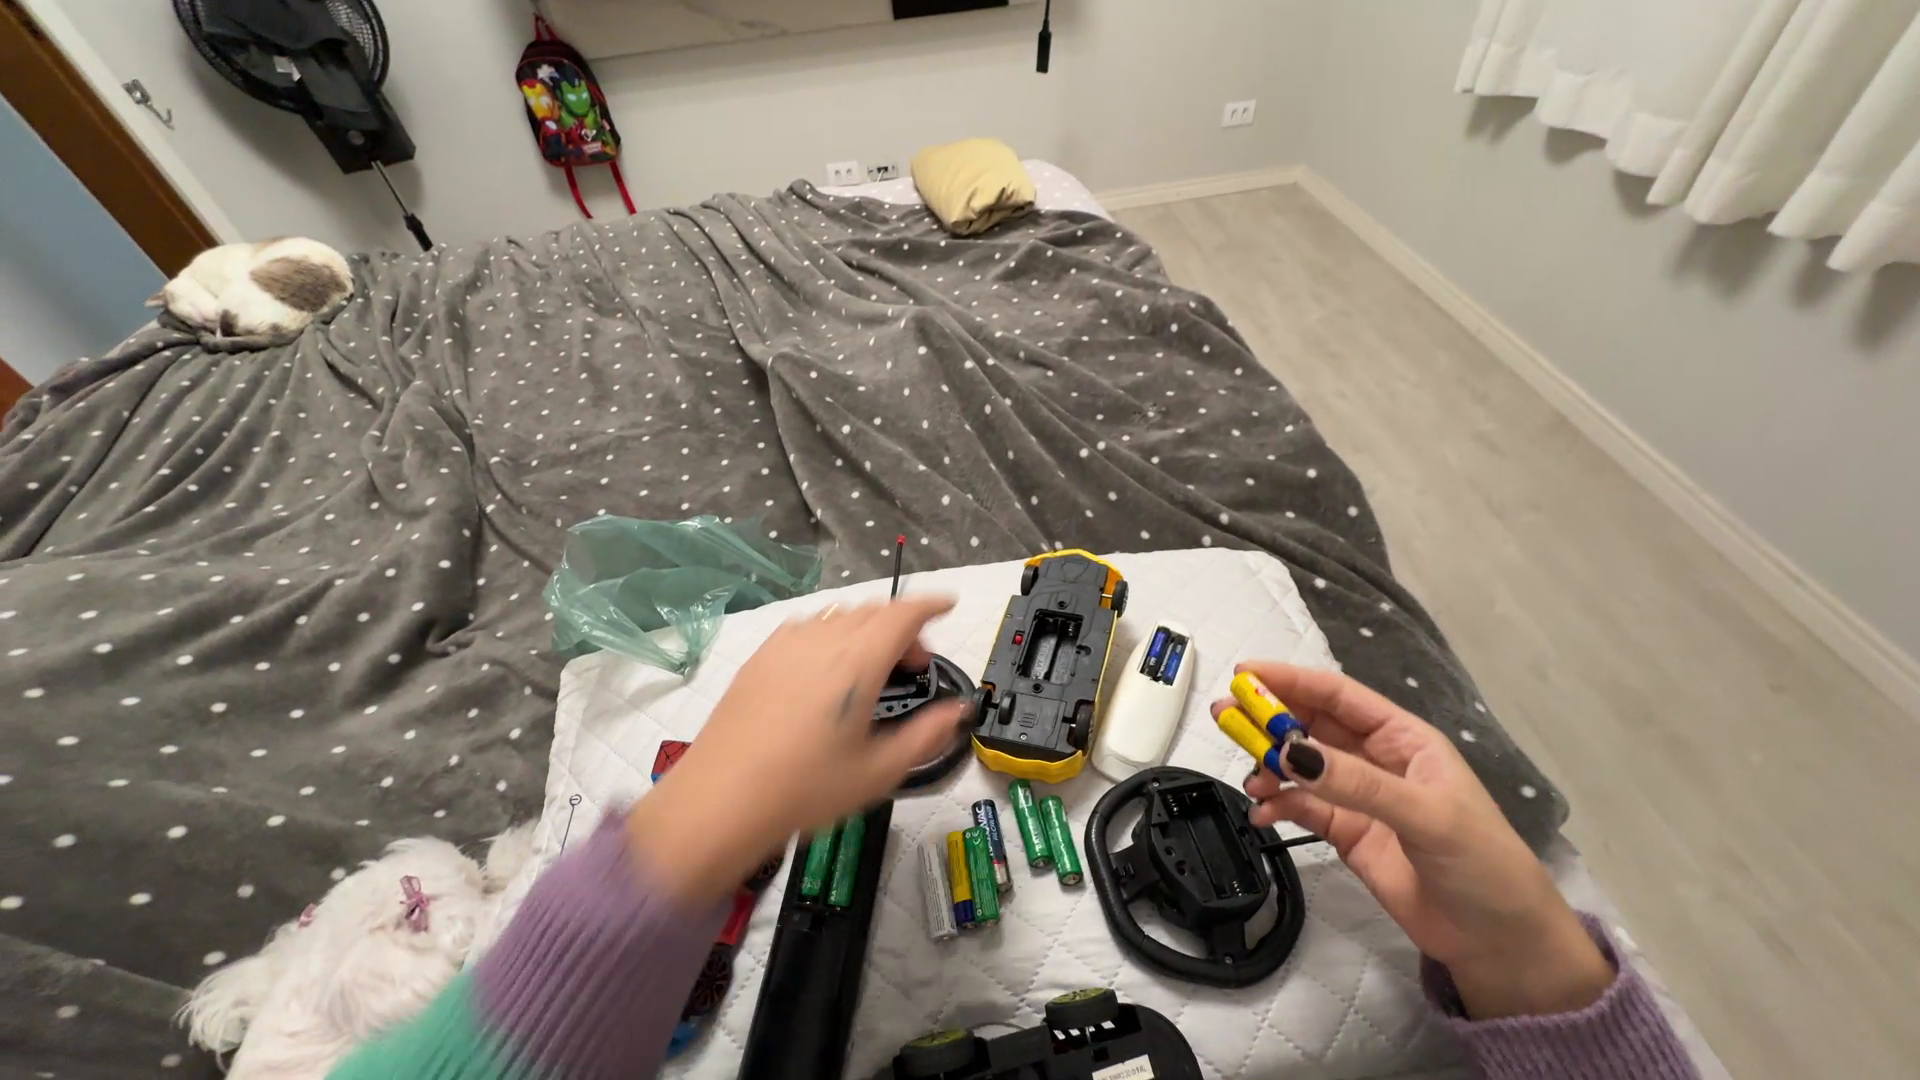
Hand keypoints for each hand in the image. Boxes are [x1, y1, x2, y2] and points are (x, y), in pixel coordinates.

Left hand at [626, 595, 969, 905]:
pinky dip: (833, 635)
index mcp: (857, 661)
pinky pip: (809, 628)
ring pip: (840, 616)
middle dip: (903, 627)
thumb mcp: (879, 771)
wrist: (720, 799)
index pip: (904, 613)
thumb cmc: (806, 789)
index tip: (949, 607)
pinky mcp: (761, 656)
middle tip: (913, 667)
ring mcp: (786, 644)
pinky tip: (828, 671)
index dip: (931, 605)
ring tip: (873, 670)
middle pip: (873, 611)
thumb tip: (959, 711)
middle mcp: (823, 640)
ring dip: (868, 629)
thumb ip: (928, 735)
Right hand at [1219, 663, 1613, 1018]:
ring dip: (1268, 765)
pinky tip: (1262, 812)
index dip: (1291, 680)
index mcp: (1403, 739)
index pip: (1338, 696)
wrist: (1499, 944)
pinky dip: (1276, 804)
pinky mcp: (1344, 831)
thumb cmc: (1482, 865)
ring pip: (1298, 764)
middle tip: (1225, 716)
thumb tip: (1288, 752)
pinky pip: (1299, 806)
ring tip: (1250, 780)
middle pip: (1310, 725)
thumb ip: (1356, 783)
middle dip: (1268, 719)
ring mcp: (1356, 795)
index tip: (1244, 674)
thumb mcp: (1426, 816)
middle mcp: (1375, 759)